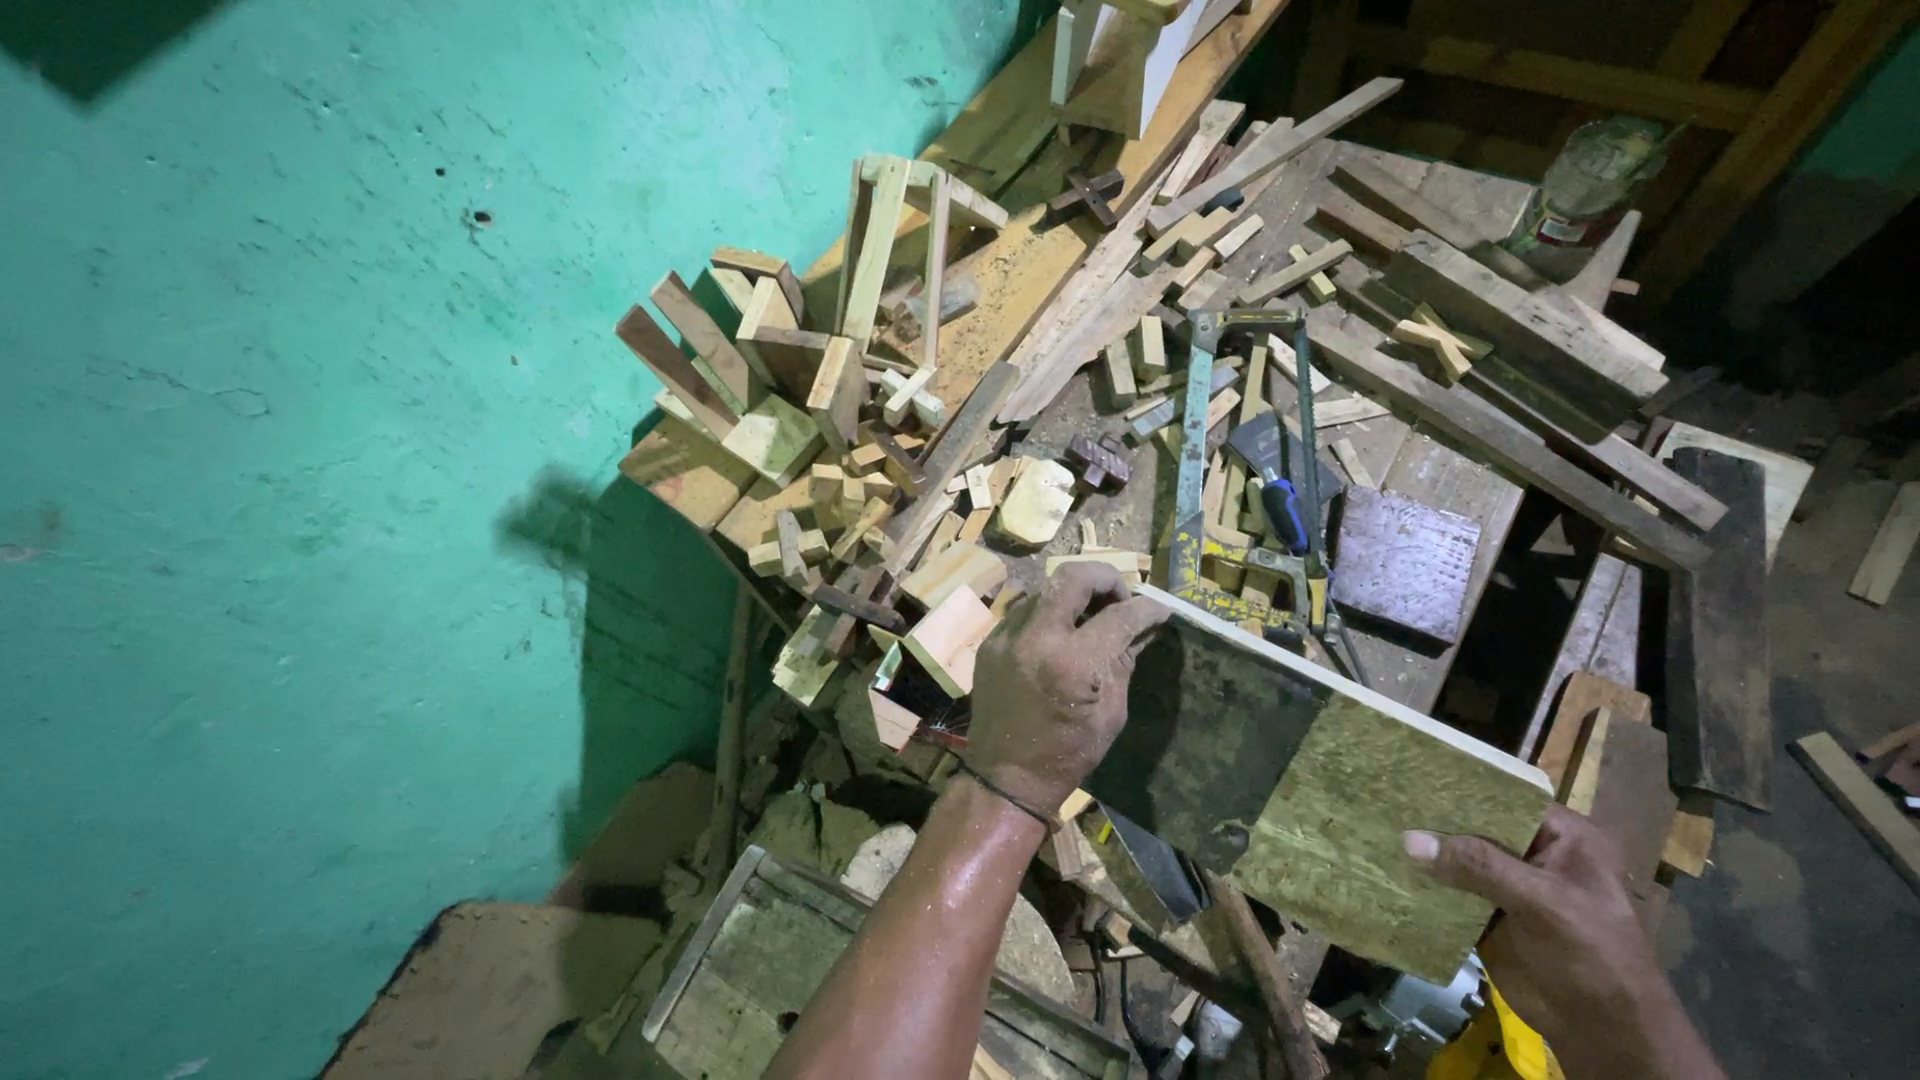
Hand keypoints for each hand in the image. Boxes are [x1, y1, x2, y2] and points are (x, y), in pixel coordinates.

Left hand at [966, 562, 1169, 813]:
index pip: (1119, 616)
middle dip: (1105, 580)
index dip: (1146, 608)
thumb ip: (1124, 662)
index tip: (1159, 609)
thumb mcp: (1111, 713)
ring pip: (1046, 589)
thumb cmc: (1067, 753)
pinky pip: (1024, 611)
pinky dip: (1048, 614)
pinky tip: (1060, 634)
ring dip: (1074, 595)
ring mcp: (1006, 637)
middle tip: (1119, 599)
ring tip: (1090, 617)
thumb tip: (1142, 628)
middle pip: (1073, 577)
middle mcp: (1036, 640)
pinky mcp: (990, 642)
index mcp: (1072, 664)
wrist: (1005, 776)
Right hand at [1405, 806, 1726, 1079]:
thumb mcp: (1544, 903)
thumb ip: (1480, 867)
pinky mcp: (1486, 911)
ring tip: (1372, 824)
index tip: (1409, 777)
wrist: (1604, 1034)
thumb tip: (1410, 839)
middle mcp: (1533, 851)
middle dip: (1432, 818)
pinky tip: (1384, 865)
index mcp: (1563, 836)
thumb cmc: (1594, 957)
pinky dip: (1422, 882)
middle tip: (1382, 799)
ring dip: (1423, 850)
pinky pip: (1448, 888)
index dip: (1459, 787)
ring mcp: (1507, 883)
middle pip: (1473, 824)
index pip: (1503, 796)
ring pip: (1457, 856)